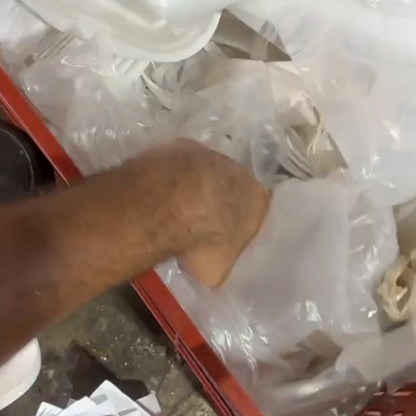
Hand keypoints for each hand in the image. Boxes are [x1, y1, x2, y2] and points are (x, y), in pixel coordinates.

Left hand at [128, 141, 270, 286]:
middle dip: (215, 205)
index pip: (255, 215)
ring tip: (172, 212)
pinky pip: (177, 166)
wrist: (170, 204)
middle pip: (230, 190)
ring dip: (191, 190)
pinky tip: (157, 196)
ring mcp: (209, 153)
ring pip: (203, 174)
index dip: (237, 229)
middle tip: (195, 226)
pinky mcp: (179, 144)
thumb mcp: (217, 271)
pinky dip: (170, 179)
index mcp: (259, 202)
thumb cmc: (203, 243)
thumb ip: (221, 264)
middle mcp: (240, 172)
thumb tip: (212, 268)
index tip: (220, 241)